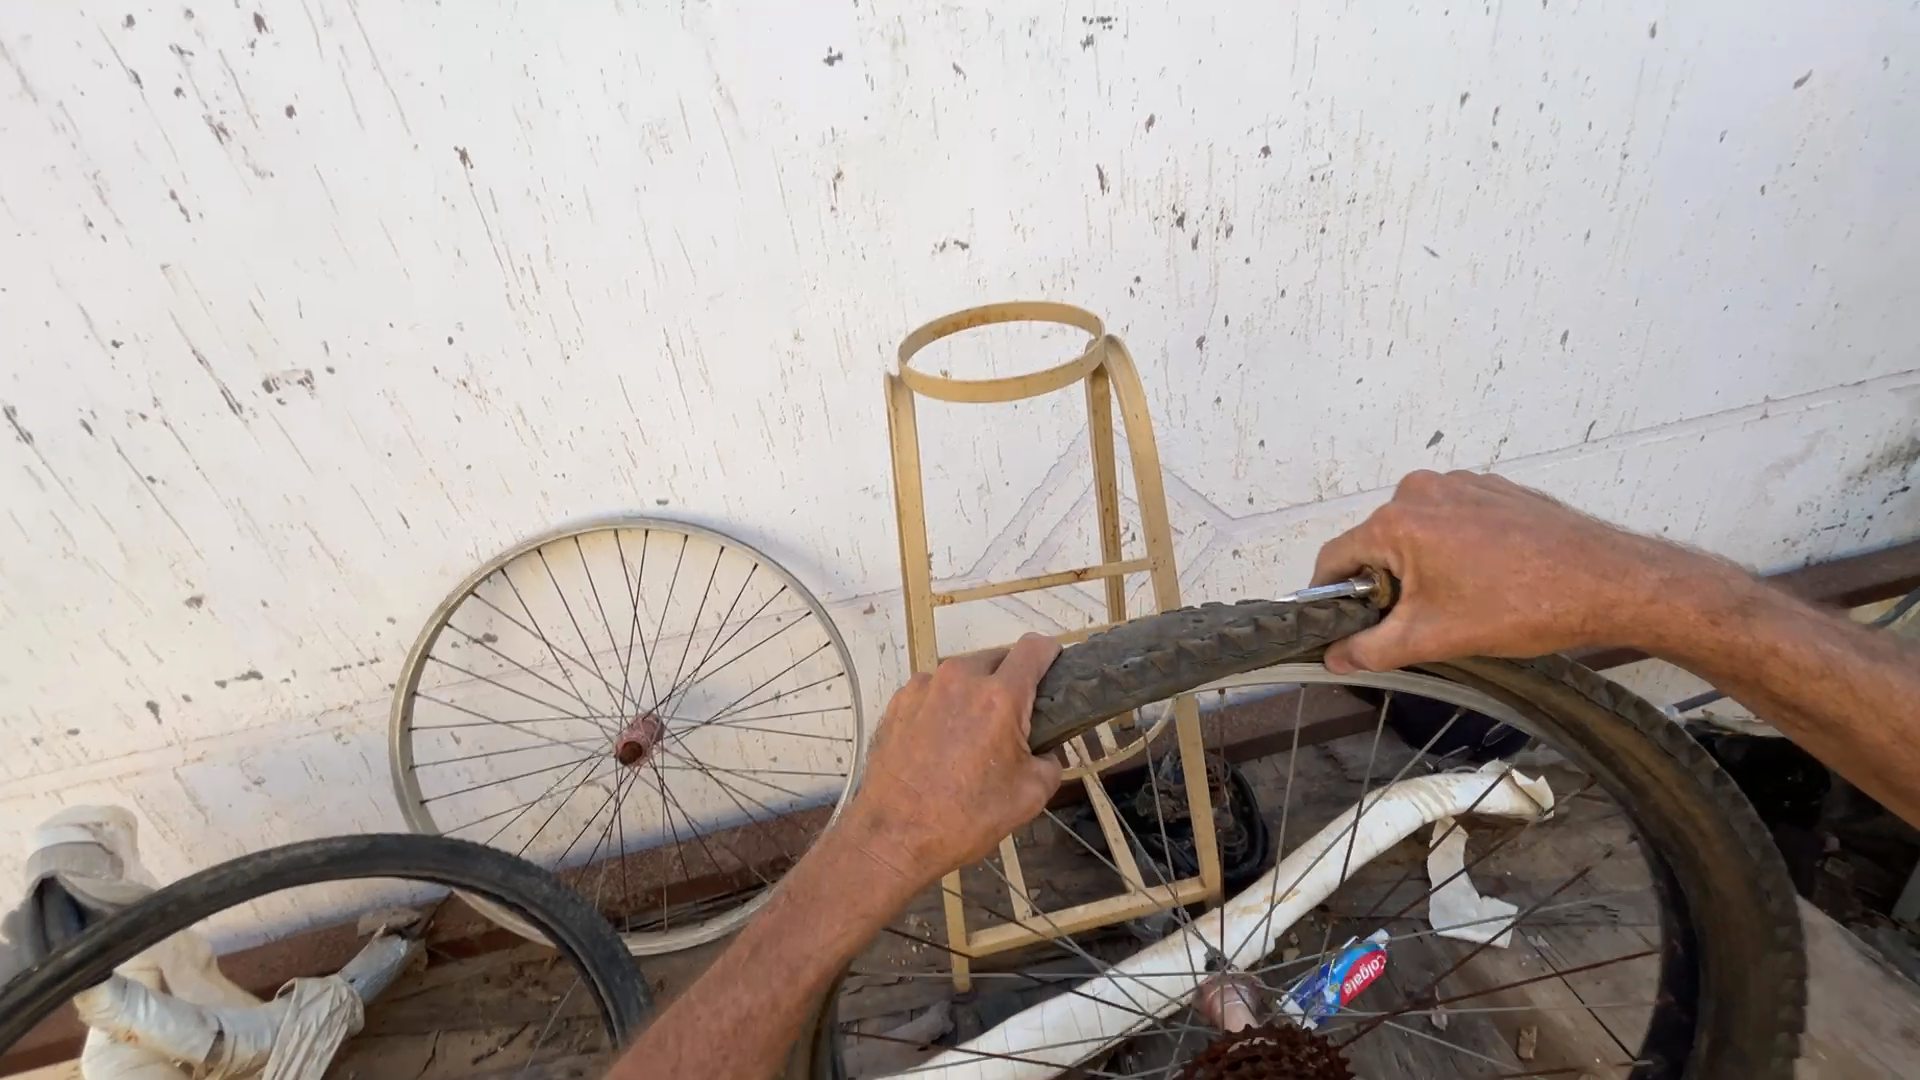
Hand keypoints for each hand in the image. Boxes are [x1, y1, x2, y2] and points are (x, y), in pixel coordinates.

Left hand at [838, 634, 1064, 893]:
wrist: (892, 837)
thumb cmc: (965, 818)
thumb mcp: (1029, 796)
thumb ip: (1051, 762)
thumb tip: (1048, 750)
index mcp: (999, 696)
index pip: (1034, 647)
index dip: (1051, 655)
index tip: (1053, 673)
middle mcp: (960, 678)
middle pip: (998, 659)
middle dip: (1011, 683)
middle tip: (1012, 723)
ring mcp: (924, 686)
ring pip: (963, 675)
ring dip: (975, 695)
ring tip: (970, 738)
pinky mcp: (898, 700)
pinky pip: (933, 691)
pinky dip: (944, 707)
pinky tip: (939, 744)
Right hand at [1311, 470, 1732, 672]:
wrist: (1617, 584)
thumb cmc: (1520, 607)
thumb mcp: (1432, 637)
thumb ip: (1370, 649)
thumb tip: (1332, 658)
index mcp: (1397, 522)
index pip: (1335, 556)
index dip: (1328, 592)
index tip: (1338, 620)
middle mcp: (1420, 491)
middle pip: (1375, 542)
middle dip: (1381, 580)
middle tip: (1410, 616)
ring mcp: (1460, 484)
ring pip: (1412, 531)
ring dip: (1416, 562)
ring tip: (1453, 595)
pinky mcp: (1493, 487)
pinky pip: (1449, 518)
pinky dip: (1450, 545)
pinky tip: (1482, 574)